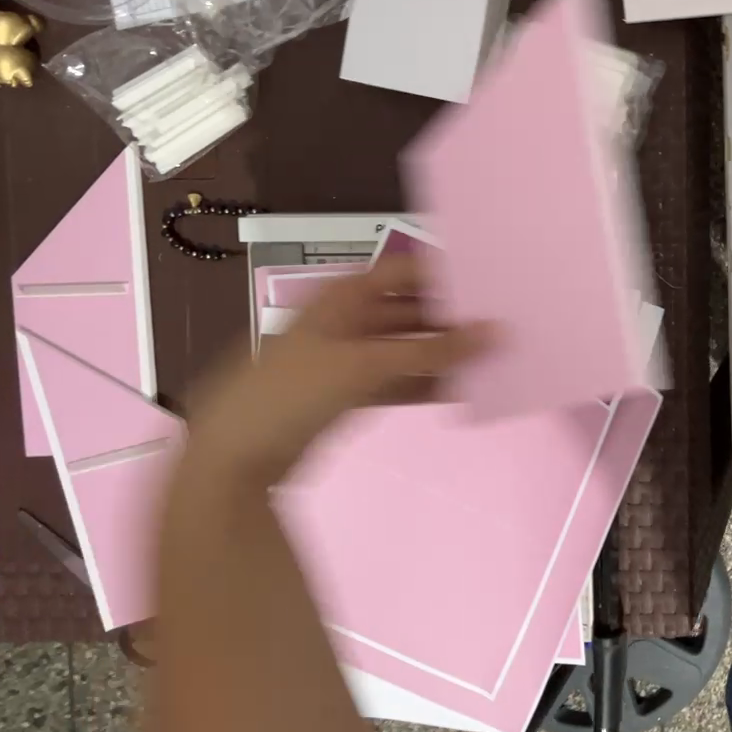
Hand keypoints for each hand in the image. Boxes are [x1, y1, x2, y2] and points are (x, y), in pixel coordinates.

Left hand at [183, 254, 494, 485]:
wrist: (229, 460)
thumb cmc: (291, 393)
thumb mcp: (367, 364)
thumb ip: (436, 349)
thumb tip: (498, 331)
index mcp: (345, 295)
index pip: (408, 271)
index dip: (448, 275)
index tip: (493, 286)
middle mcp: (350, 318)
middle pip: (414, 310)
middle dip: (454, 321)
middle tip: (502, 329)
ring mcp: (350, 356)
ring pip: (411, 347)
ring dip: (445, 355)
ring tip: (492, 360)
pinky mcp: (351, 391)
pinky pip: (401, 379)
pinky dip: (428, 383)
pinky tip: (463, 391)